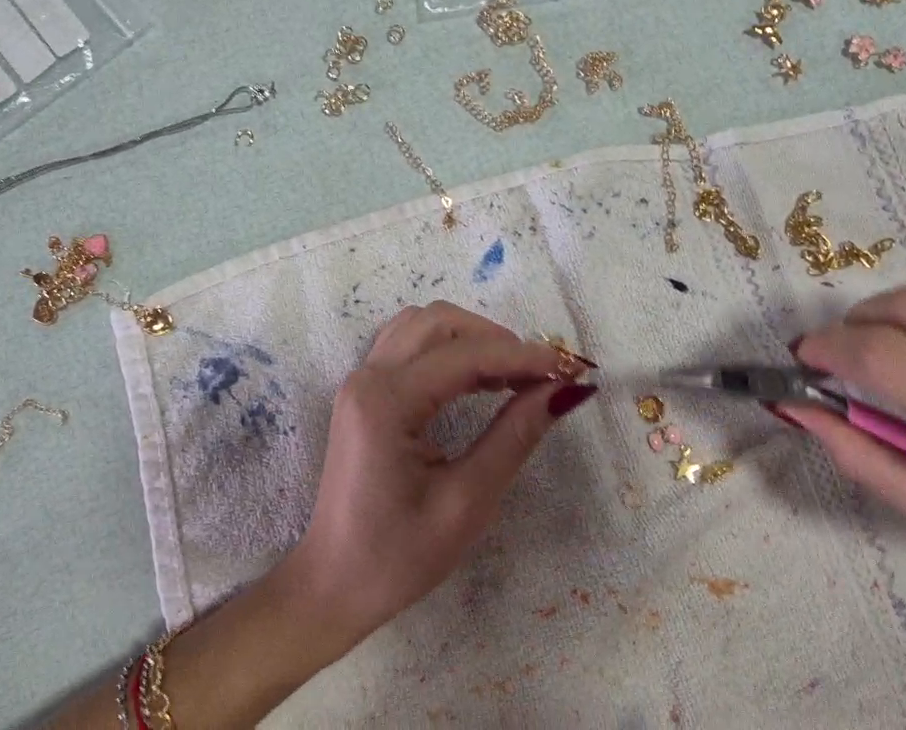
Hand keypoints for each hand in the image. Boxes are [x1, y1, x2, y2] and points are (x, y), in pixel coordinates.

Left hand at [286, 302, 596, 647]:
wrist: (333, 583)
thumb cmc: (398, 555)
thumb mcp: (467, 502)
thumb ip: (514, 437)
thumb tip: (564, 391)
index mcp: (387, 401)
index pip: (465, 355)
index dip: (523, 356)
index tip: (572, 369)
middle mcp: (368, 378)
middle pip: (438, 322)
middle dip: (496, 338)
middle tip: (541, 374)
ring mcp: (360, 383)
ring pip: (420, 327)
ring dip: (470, 339)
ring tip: (514, 377)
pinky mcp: (362, 395)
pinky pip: (407, 348)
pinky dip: (447, 351)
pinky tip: (479, 382)